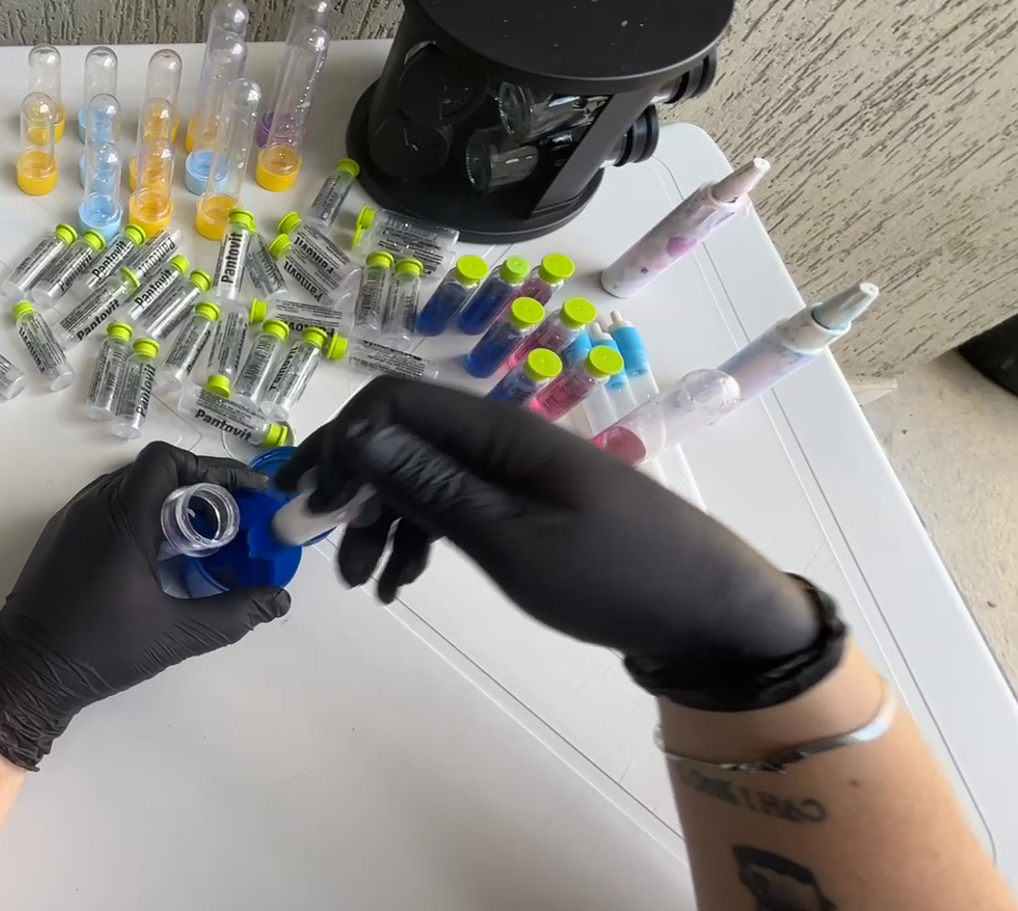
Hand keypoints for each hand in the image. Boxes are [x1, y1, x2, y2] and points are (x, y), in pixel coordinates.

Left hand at [0, 442, 291, 768]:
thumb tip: (277, 600)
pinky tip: (161, 549)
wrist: (25, 671)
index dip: (211, 466)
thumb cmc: (99, 649)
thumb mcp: (176, 634)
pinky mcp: (61, 534)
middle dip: (199, 484)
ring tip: (204, 531)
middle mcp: (94, 505)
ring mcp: (72, 517)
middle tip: (233, 514)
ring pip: (129, 484)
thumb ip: (233, 613)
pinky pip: (108, 503)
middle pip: (153, 469)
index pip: (167, 460)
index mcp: (121, 517)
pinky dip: (142, 511)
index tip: (245, 492)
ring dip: (169, 497)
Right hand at [275, 377, 818, 673]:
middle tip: (308, 527)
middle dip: (345, 483)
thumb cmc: (616, 577)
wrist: (715, 621)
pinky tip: (395, 583)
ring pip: (409, 479)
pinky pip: (439, 507)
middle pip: (392, 439)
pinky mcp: (508, 502)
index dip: (344, 442)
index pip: (391, 403)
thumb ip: (427, 484)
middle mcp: (488, 440)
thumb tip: (353, 436)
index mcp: (492, 430)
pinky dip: (410, 540)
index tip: (321, 499)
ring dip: (374, 523)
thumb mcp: (510, 539)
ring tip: (359, 580)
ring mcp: (498, 471)